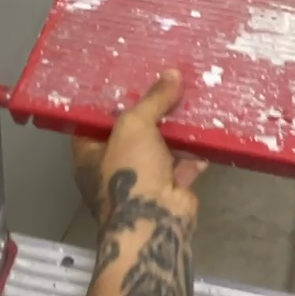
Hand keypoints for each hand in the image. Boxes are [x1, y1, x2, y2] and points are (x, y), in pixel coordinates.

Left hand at [72, 69, 206, 225]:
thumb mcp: (134, 125)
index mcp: (90, 156)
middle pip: (132, 133)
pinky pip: (183, 163)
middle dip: (150, 113)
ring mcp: (143, 180)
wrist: (155, 221)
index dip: (110, 103)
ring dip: (175, 129)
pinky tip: (204, 129)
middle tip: (165, 85)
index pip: (94, 124)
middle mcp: (113, 169)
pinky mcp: (170, 188)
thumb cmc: (129, 171)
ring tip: (189, 99)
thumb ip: (152, 100)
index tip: (128, 82)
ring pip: (160, 147)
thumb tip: (172, 74)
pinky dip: (194, 150)